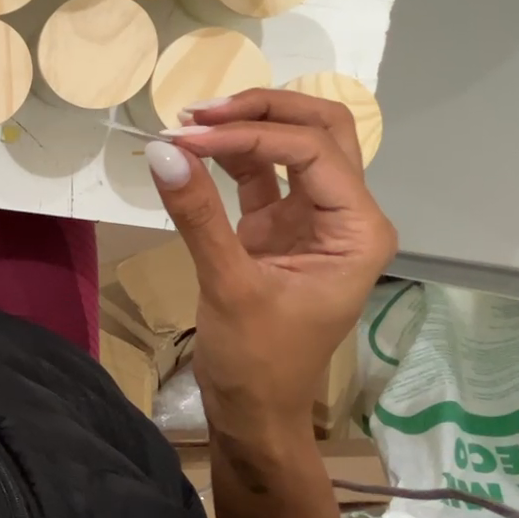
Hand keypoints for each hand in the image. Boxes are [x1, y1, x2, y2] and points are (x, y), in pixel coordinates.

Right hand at [145, 90, 397, 432]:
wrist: (252, 406)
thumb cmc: (256, 357)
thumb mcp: (227, 284)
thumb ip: (196, 215)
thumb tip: (162, 152)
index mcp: (356, 228)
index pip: (311, 153)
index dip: (250, 136)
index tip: (186, 138)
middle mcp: (342, 214)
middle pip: (319, 132)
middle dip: (263, 112)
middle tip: (199, 112)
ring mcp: (307, 220)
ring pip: (291, 148)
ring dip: (244, 130)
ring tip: (187, 126)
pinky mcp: (273, 229)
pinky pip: (258, 178)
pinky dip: (228, 159)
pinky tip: (193, 152)